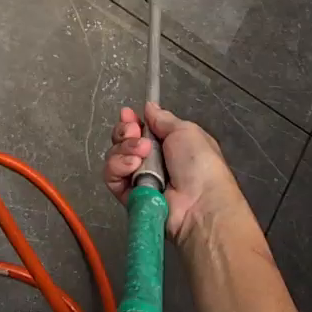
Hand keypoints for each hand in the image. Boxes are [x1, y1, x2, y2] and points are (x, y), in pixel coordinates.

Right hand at [104, 102, 245, 244]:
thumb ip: (163, 119)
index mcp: (167, 146)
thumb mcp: (186, 131)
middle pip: (123, 140)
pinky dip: (118, 167)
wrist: (200, 204)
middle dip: (125, 132)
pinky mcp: (128, 195)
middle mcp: (151, 161)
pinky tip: (133, 166)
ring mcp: (138, 179)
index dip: (131, 121)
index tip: (128, 115)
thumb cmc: (199, 164)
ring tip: (141, 154)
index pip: (139, 129)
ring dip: (124, 149)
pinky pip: (112, 176)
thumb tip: (149, 107)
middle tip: (135, 134)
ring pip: (115, 155)